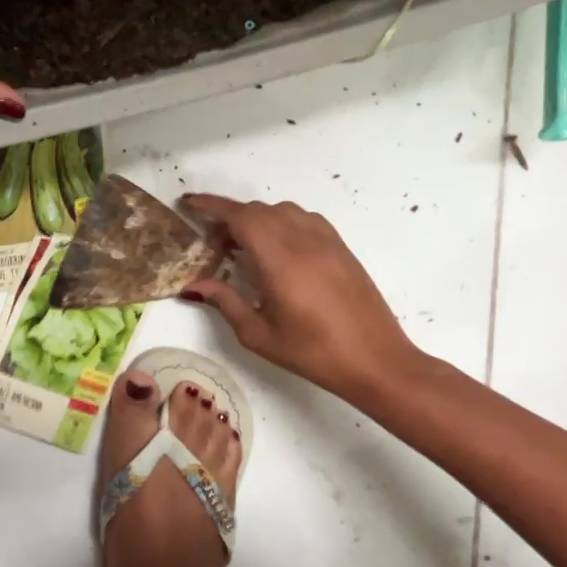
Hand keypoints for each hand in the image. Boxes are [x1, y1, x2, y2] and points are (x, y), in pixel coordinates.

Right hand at [180, 194, 428, 398]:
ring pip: (281, 210)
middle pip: (257, 210)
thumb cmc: (313, 352)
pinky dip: (281, 222)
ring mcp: (326, 242)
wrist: (378, 362)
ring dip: (256, 218)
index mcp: (279, 260)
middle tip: (212, 241)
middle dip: (228, 217)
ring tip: (244, 244)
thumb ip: (225, 302)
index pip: (239, 217)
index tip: (188, 203)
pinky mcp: (341, 248)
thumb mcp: (258, 334)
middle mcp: (302, 242)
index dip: (210, 206)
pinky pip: (304, 219)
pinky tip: (277, 248)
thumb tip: (195, 284)